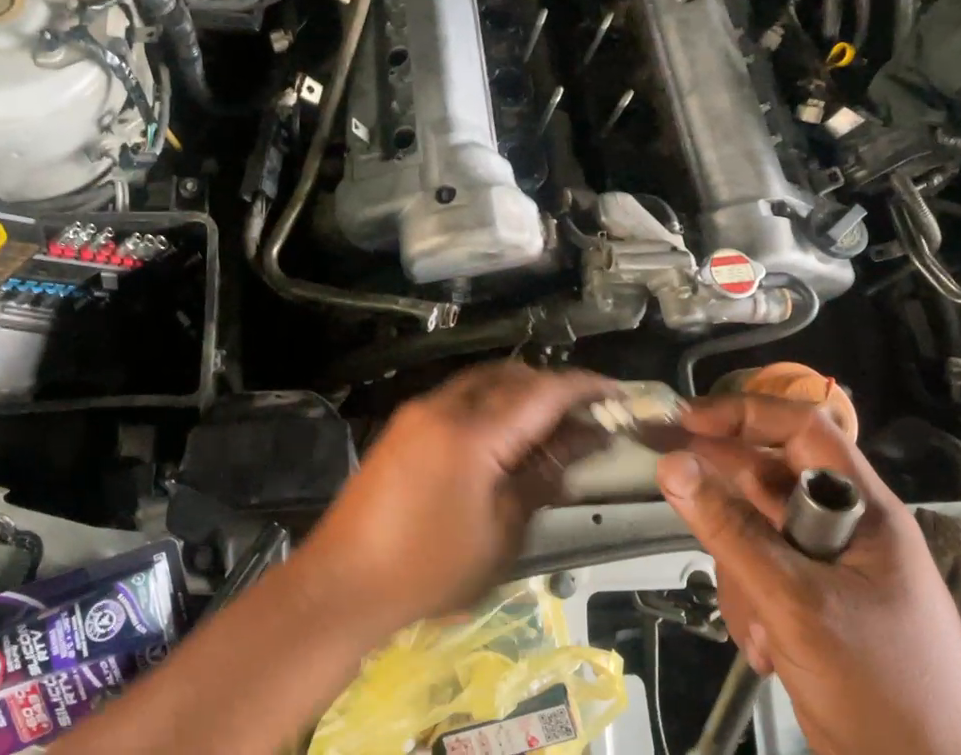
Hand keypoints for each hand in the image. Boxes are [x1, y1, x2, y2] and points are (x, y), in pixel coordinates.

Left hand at [300, 362, 618, 628]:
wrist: (342, 583)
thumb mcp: (499, 534)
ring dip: (520, 393)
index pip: (540, 393)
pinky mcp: (402, 428)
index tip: (618, 393)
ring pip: (481, 383)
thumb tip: (576, 447)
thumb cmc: (427, 569)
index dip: (584, 388)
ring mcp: (417, 413)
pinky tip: (507, 437)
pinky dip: (490, 406)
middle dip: (553, 388)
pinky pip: (458, 400)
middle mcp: (442, 407)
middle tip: (588, 415)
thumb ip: (538, 481)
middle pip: (510, 377)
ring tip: (553, 426)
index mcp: (470, 432)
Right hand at [657, 396, 960, 754]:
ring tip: (755, 625)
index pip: (801, 429)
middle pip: (768, 482)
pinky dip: (749, 606)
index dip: (743, 414)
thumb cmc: (879, 687)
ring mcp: (830, 570)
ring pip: (755, 534)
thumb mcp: (794, 601)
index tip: (685, 422)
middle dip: (729, 510)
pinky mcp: (814, 606)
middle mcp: (847, 529)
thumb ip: (729, 530)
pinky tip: (764, 648)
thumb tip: (671, 464)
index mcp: (864, 510)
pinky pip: (760, 577)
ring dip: (739, 573)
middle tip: (682, 508)